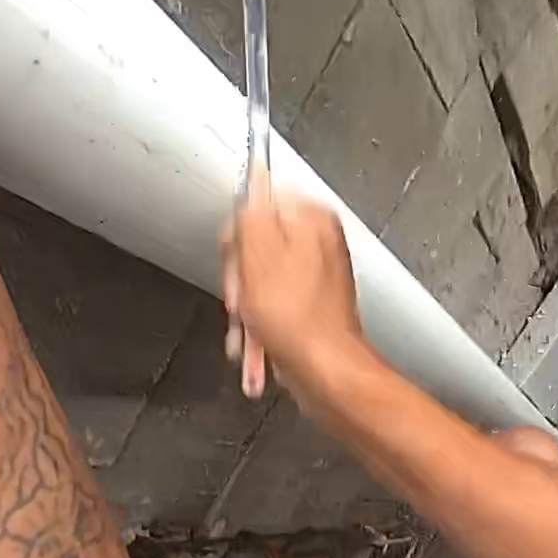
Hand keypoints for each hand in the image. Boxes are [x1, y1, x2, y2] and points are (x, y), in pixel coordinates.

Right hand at [222, 194, 370, 399]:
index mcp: (311, 219)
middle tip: (242, 301)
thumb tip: (250, 185)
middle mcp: (317, 244)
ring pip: (259, 284)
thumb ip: (249, 213)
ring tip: (251, 331)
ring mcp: (314, 279)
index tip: (233, 261)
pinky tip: (258, 345)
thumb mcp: (257, 254)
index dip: (236, 238)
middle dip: (240, 282)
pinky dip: (259, 327)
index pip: (257, 205)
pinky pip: (271, 309)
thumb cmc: (299, 322)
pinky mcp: (310, 308)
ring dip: (246, 312)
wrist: (324, 371)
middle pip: (254, 249)